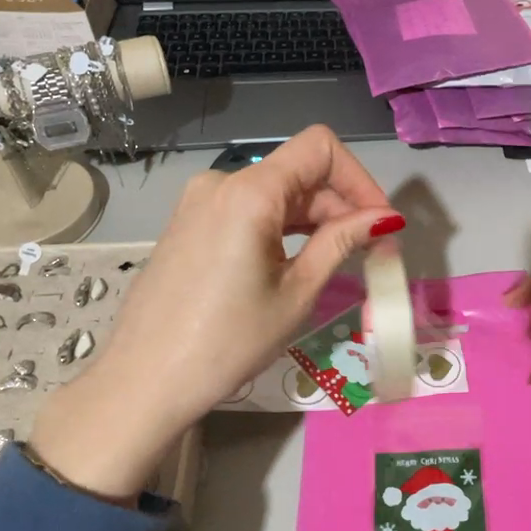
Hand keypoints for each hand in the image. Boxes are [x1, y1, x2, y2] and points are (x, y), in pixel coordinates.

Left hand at [31, 125, 402, 499]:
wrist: (145, 382)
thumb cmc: (228, 342)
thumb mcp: (296, 293)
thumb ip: (341, 242)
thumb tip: (385, 218)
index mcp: (249, 192)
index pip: (320, 148)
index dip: (359, 178)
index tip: (381, 221)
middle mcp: (221, 182)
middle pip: (299, 171)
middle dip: (342, 204)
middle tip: (373, 250)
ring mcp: (200, 202)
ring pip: (276, 191)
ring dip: (315, 217)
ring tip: (341, 260)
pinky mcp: (190, 223)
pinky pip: (250, 209)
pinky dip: (283, 226)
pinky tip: (298, 261)